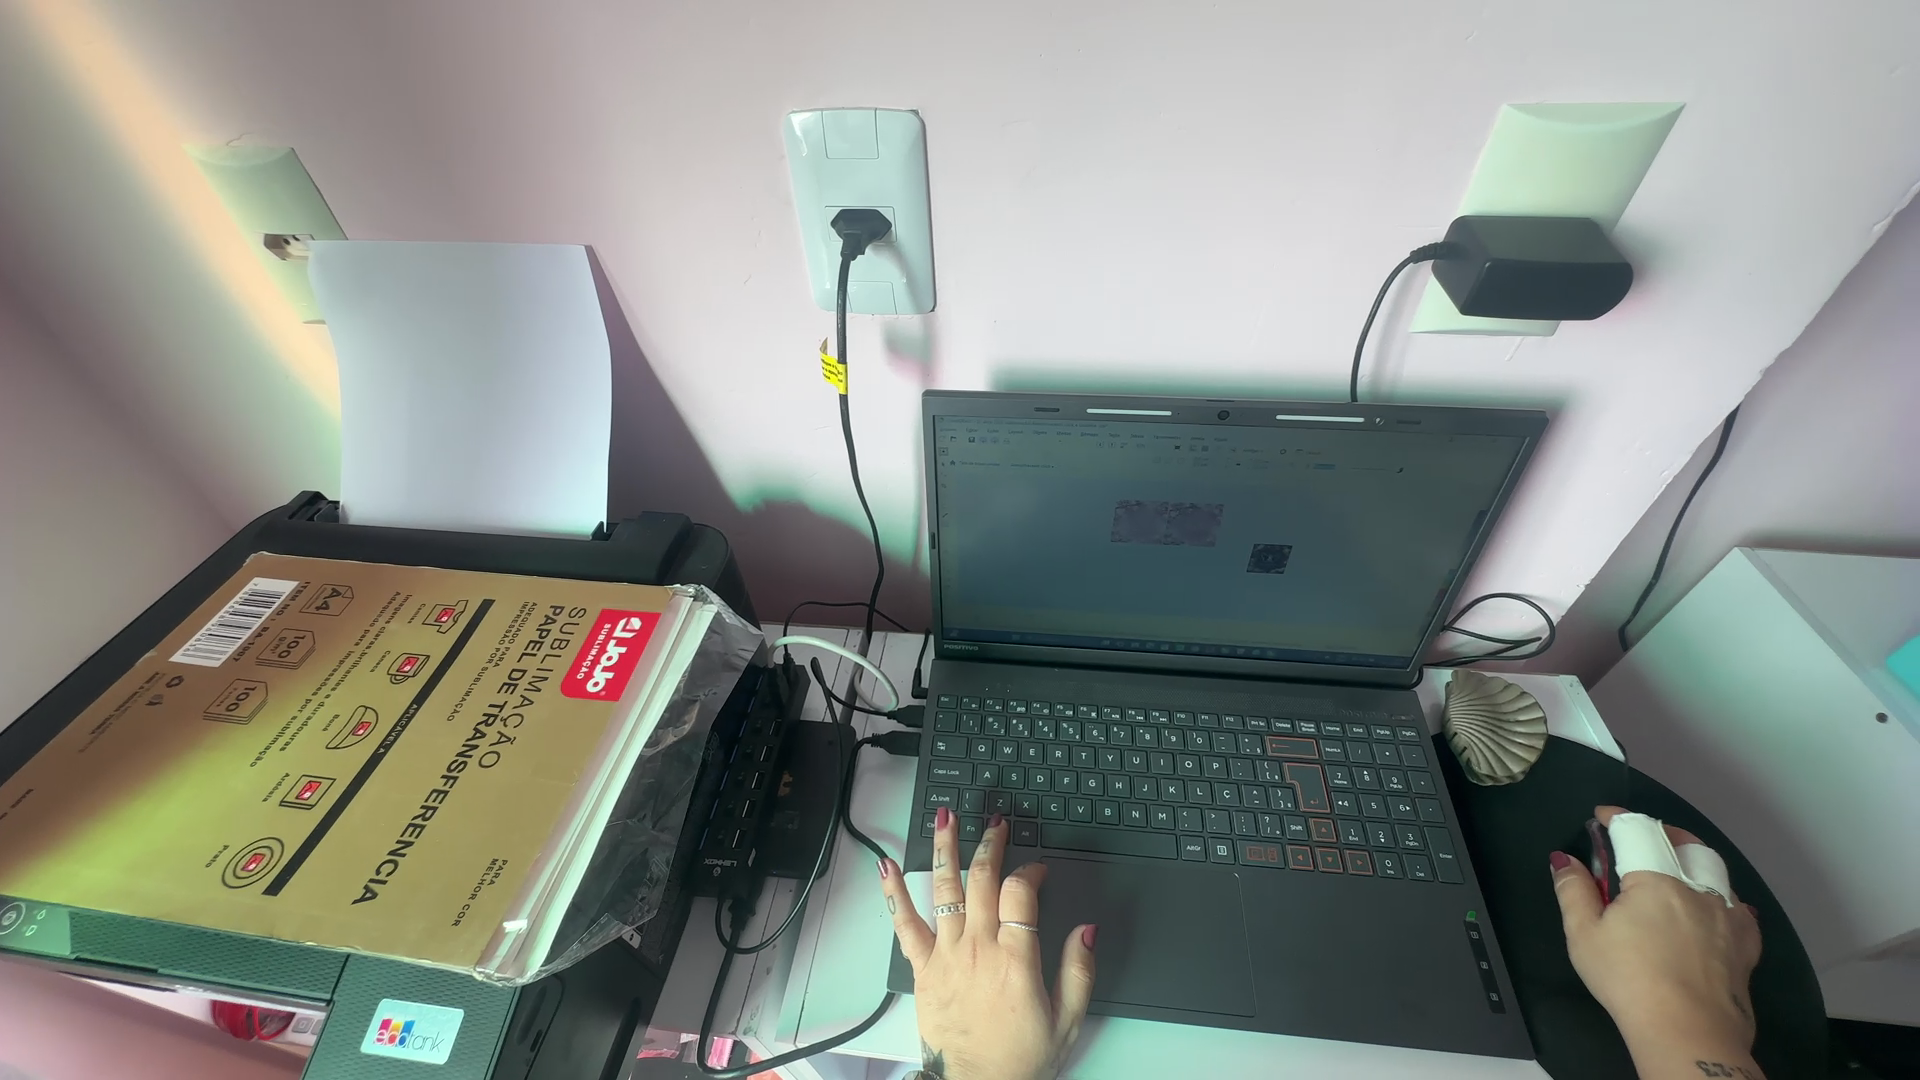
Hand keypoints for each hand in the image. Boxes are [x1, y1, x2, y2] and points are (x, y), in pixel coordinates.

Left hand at [878, 808, 1095, 1079]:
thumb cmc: (1019, 1058)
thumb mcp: (1066, 1021)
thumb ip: (1079, 971)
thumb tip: (1087, 929)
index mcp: (1015, 959)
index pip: (1021, 894)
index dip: (1030, 871)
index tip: (1037, 869)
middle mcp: (979, 948)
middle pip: (982, 879)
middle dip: (990, 843)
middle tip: (995, 822)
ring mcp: (947, 954)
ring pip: (945, 889)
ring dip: (945, 849)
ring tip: (945, 818)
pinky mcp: (923, 968)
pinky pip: (905, 924)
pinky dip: (894, 893)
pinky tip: (886, 865)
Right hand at [1550, 805, 1764, 1079]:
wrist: (1687, 1034)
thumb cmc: (1628, 978)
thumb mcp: (1582, 931)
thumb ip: (1573, 889)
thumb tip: (1564, 859)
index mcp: (1657, 882)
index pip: (1638, 832)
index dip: (1616, 817)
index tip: (1600, 815)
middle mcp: (1699, 893)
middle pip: (1687, 844)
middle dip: (1660, 831)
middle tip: (1635, 833)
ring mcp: (1728, 921)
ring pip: (1716, 873)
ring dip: (1691, 859)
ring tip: (1670, 864)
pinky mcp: (1744, 949)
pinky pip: (1738, 909)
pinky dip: (1720, 896)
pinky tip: (1710, 904)